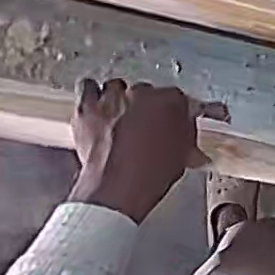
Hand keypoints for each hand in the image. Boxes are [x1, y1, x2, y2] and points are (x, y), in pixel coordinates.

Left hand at [68, 78, 199, 222]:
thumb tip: (185, 131)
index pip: (178, 98)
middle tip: (147, 126)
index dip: (175, 111)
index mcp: (170, 102)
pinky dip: (92, 94)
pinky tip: (98, 107)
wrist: (119, 187)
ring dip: (120, 99)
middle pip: (146, 91)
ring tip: (121, 117)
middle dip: (147, 107)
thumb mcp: (183, 156)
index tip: (174, 119)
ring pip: (117, 87)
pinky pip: (88, 87)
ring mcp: (113, 99)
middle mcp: (141, 94)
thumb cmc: (150, 173)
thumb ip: (186, 134)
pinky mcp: (88, 107)